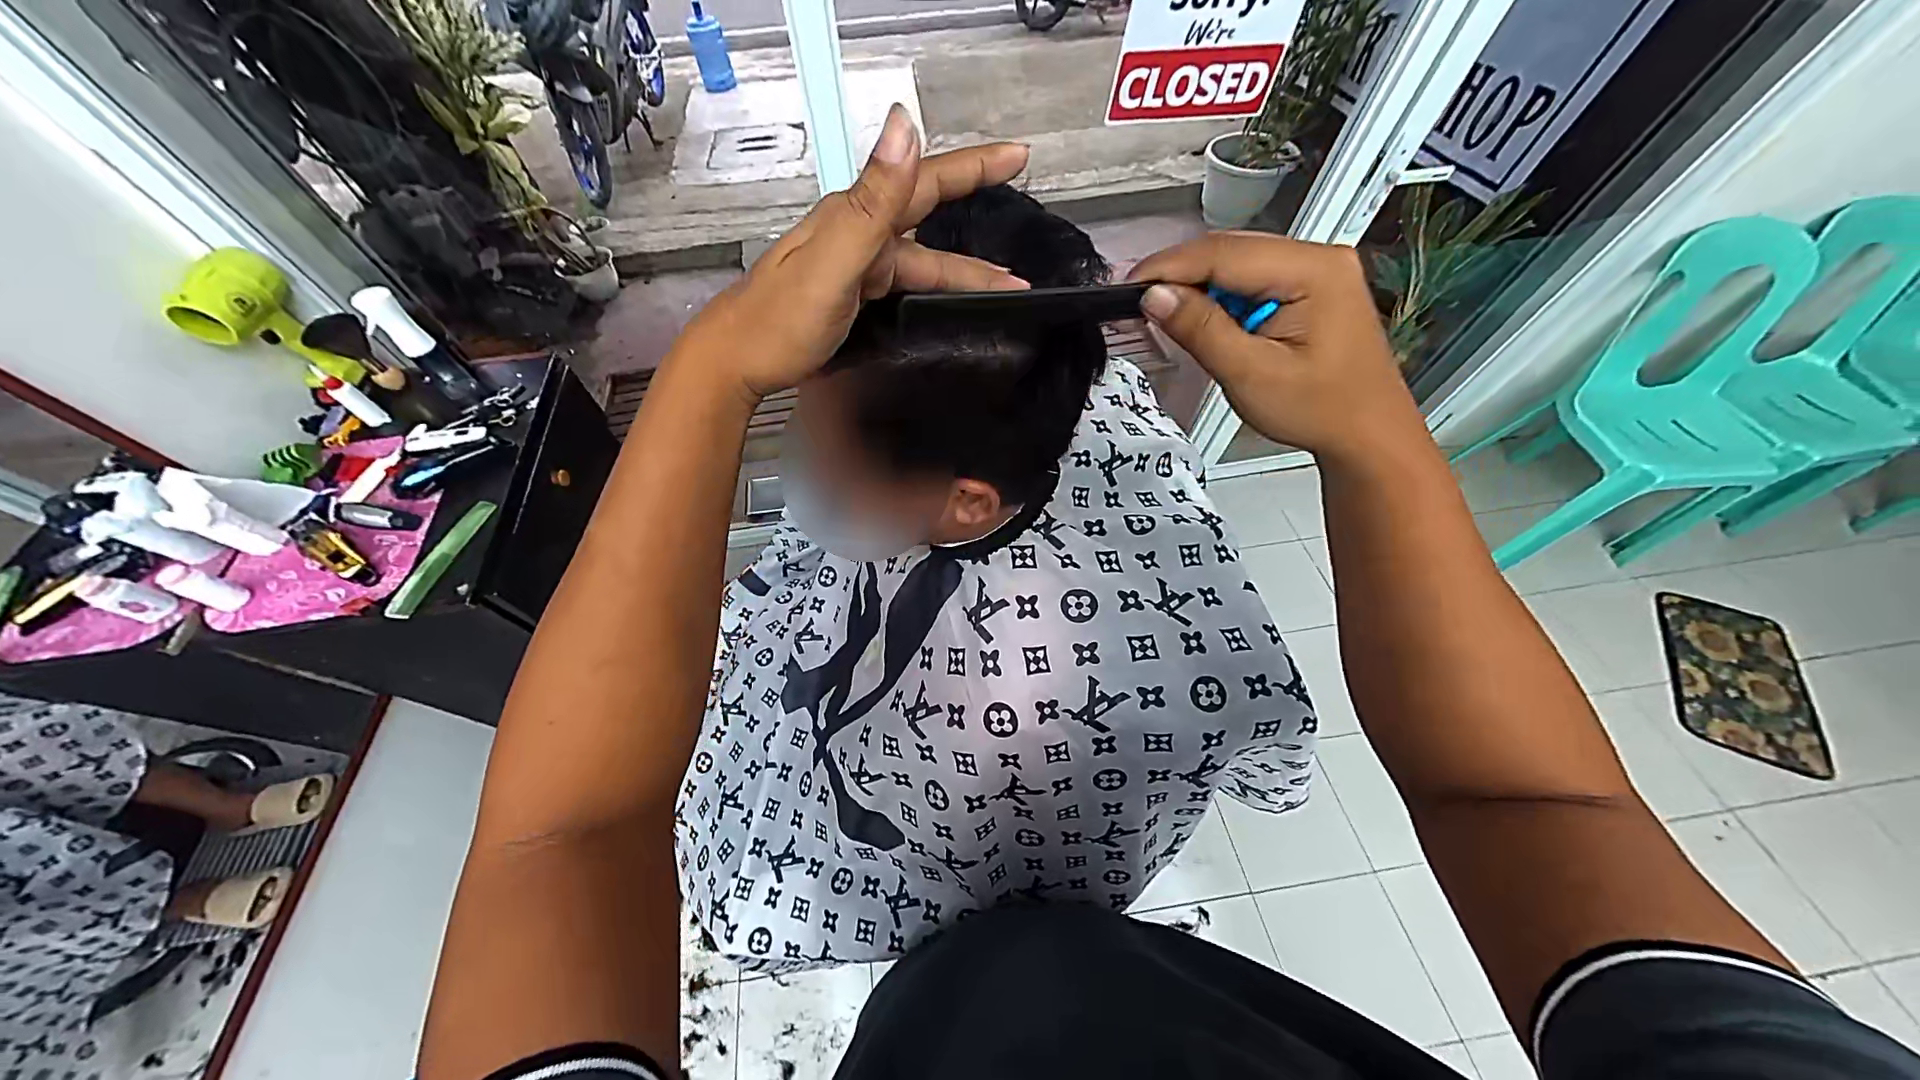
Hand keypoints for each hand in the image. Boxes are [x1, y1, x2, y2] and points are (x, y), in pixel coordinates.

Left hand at [672, 105, 1030, 401]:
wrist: (736, 361)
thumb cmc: (779, 320)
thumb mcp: (831, 261)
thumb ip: (871, 201)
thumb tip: (904, 126)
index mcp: (857, 218)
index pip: (925, 181)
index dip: (974, 168)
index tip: (1017, 157)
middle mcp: (857, 234)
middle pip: (930, 226)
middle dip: (979, 229)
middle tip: (1020, 244)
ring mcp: (854, 266)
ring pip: (921, 262)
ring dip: (963, 273)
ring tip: (1003, 287)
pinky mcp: (851, 294)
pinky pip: (904, 283)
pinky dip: (934, 288)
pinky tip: (945, 299)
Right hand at [1128, 232, 1427, 463]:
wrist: (1364, 433)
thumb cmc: (1322, 409)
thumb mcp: (1249, 373)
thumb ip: (1200, 328)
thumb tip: (1156, 296)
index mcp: (1314, 270)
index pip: (1223, 253)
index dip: (1169, 267)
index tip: (1131, 285)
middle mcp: (1319, 258)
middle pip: (1229, 251)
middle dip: (1180, 276)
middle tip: (1140, 304)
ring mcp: (1315, 271)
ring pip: (1236, 264)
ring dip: (1198, 288)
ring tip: (1168, 318)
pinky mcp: (1307, 287)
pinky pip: (1251, 280)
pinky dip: (1220, 298)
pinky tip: (1205, 321)